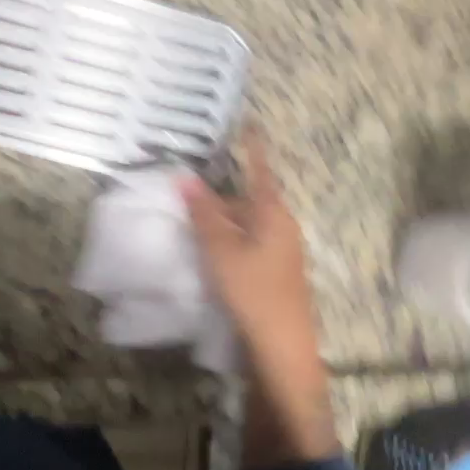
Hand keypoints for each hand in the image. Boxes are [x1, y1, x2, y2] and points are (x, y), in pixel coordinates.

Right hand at [181, 134, 325, 394]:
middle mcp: (284, 225)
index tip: (248, 125)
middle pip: (251, 199)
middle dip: (222, 195)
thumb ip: (204, 214)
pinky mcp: (277, 270)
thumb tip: (185, 178)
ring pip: (249, 223)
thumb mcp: (221, 250)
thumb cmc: (252, 290)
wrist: (282, 343)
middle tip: (189, 194)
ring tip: (192, 223)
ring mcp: (283, 249)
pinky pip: (251, 242)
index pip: (260, 171)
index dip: (252, 149)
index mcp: (273, 214)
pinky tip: (211, 253)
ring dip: (224, 219)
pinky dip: (231, 238)